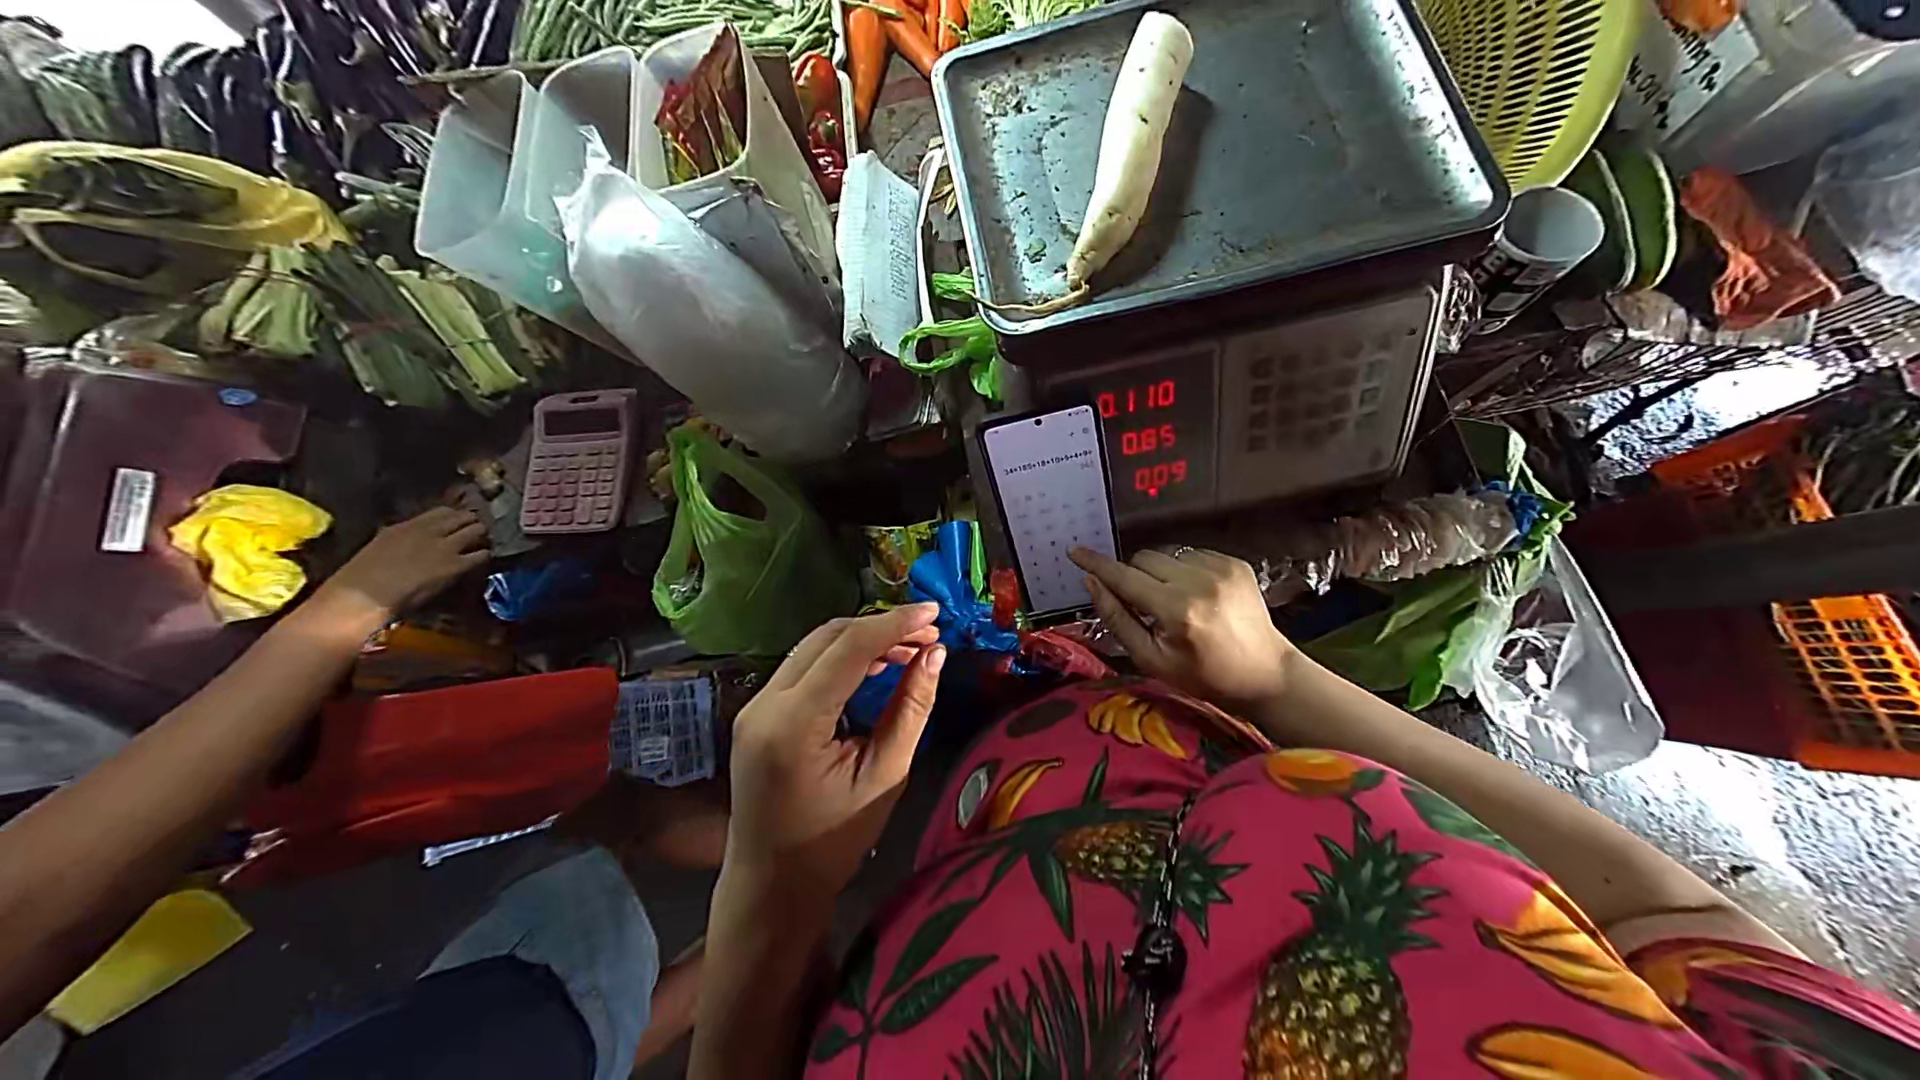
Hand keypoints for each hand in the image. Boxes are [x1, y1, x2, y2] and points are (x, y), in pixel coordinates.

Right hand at [310, 507, 490, 629]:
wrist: (362, 596)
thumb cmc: (362, 576)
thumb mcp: (382, 545)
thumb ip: (403, 537)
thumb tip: (416, 536)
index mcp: (407, 525)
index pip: (443, 511)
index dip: (456, 517)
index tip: (460, 524)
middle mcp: (429, 531)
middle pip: (465, 517)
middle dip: (473, 524)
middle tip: (477, 535)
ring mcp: (445, 547)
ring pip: (478, 531)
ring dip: (482, 538)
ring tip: (482, 545)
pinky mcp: (456, 565)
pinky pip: (482, 555)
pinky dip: (484, 556)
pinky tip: (481, 562)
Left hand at [726, 605, 944, 898]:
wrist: (770, 884)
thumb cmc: (832, 843)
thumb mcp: (885, 777)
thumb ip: (911, 710)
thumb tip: (935, 655)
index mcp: (793, 723)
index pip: (847, 649)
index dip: (895, 625)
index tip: (935, 613)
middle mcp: (765, 703)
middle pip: (827, 638)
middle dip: (881, 628)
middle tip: (929, 634)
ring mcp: (755, 705)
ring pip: (814, 646)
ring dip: (862, 640)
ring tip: (911, 649)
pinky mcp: (758, 711)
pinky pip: (804, 666)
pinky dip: (842, 658)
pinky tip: (876, 665)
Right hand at [1070, 545, 1294, 709]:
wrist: (1266, 674)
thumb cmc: (1203, 676)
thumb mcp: (1151, 659)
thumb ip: (1117, 618)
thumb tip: (1092, 582)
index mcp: (1176, 610)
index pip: (1124, 577)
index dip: (1096, 564)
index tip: (1076, 552)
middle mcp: (1199, 581)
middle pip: (1142, 559)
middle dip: (1133, 577)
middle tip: (1143, 605)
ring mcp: (1221, 568)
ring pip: (1165, 554)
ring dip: (1158, 573)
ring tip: (1173, 602)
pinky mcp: (1234, 563)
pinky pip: (1190, 554)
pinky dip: (1182, 571)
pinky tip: (1195, 595)